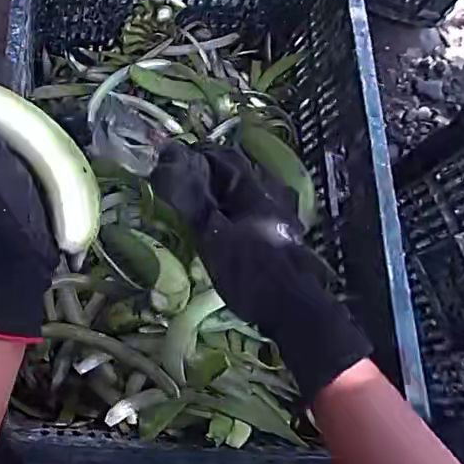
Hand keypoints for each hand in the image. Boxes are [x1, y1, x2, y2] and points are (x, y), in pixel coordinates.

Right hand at [151, 143, 373, 402]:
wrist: (293, 309)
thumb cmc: (250, 272)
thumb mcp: (213, 237)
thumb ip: (194, 203)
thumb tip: (170, 169)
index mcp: (254, 192)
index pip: (226, 158)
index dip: (200, 154)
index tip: (177, 158)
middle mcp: (273, 198)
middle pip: (242, 173)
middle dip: (215, 171)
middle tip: (190, 178)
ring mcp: (283, 218)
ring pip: (253, 192)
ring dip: (230, 191)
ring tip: (209, 200)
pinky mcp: (285, 238)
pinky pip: (259, 211)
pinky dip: (241, 210)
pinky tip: (232, 224)